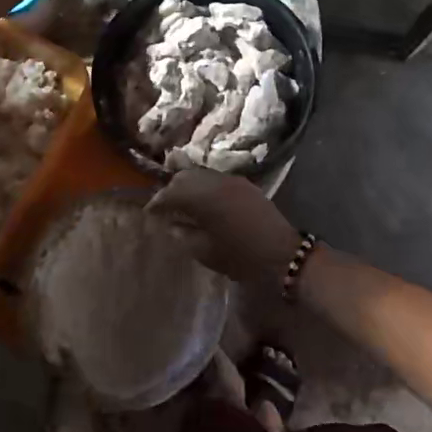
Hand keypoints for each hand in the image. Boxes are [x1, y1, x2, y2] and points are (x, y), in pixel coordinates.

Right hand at [147, 170, 301, 290]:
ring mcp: (232, 180)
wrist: (281, 254)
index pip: (171, 191)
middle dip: (172, 189)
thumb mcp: (204, 251)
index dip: (158, 201)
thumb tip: (171, 224)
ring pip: (201, 174)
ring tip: (182, 203)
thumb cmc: (239, 257)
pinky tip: (203, 202)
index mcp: (203, 196)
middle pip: (186, 177)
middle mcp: (216, 181)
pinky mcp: (245, 184)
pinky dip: (205, 186)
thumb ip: (182, 235)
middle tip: (164, 206)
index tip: (149, 212)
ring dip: (189, 185)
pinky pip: (216, 179)